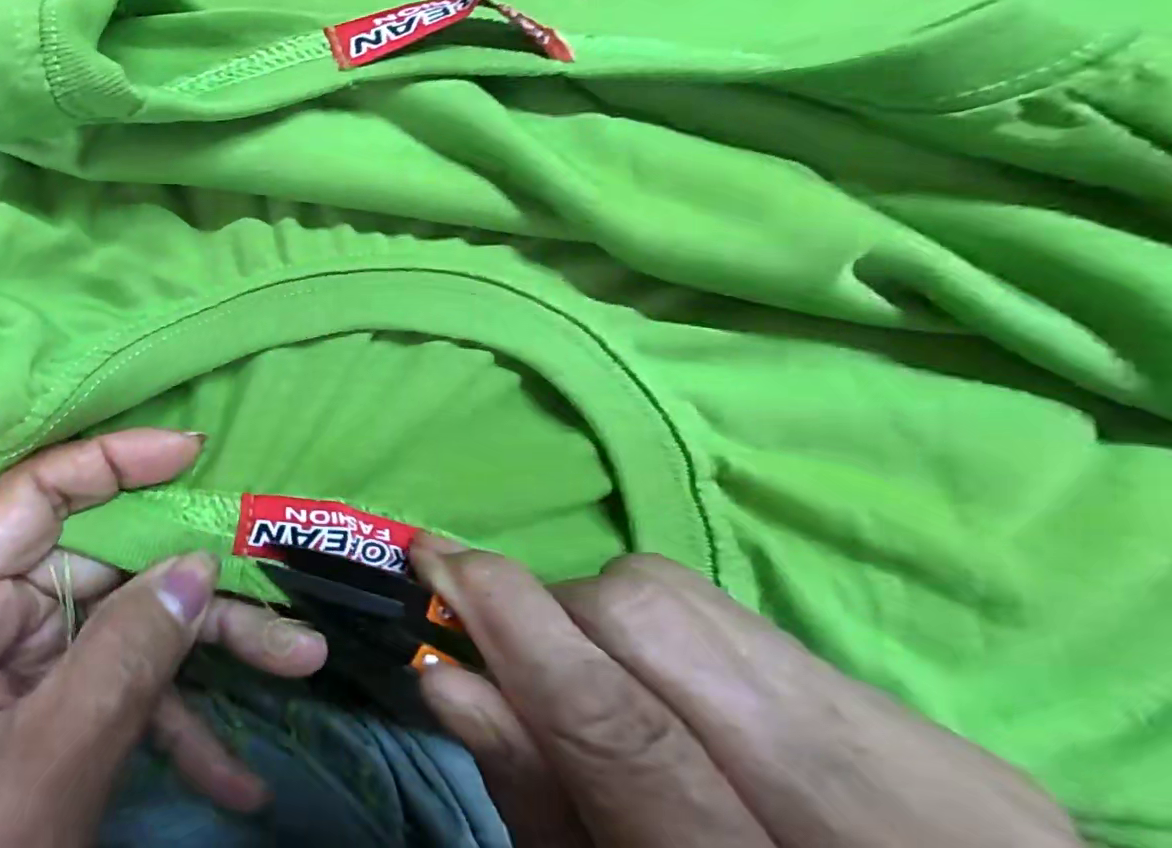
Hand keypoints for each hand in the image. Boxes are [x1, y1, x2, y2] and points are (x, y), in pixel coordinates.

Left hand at [0, 428, 327, 847]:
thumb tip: (197, 566)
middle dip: (189, 580)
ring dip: (206, 648)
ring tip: (296, 658)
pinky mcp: (43, 694)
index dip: (113, 461)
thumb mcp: (44, 766)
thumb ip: (125, 657)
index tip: (190, 449)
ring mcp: (11, 652)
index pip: (31, 495)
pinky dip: (175, 718)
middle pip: (98, 560)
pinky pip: (117, 680)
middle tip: (271, 576)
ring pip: (123, 616)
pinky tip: (233, 775)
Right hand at [409, 539, 1081, 847]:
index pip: (623, 734)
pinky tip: (691, 706)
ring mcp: (941, 777)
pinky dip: (677, 644)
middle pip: (659, 623)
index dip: (516, 631)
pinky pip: (749, 627)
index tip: (434, 559)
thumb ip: (532, 793)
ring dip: (610, 622)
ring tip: (608, 681)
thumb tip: (447, 675)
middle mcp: (886, 829)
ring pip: (700, 603)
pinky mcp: (946, 740)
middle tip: (522, 648)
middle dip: (558, 613)